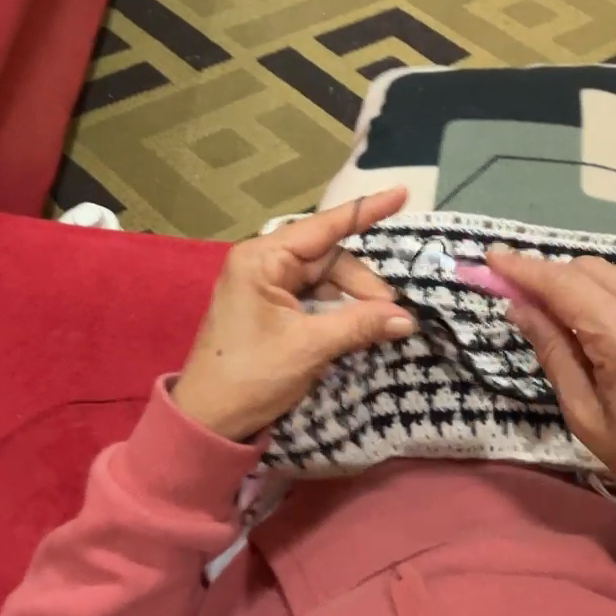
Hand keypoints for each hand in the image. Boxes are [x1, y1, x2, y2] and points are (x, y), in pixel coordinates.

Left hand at [172, 189, 416, 440]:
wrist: (208, 422)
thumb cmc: (250, 376)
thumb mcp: (309, 348)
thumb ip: (359, 324)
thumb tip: (407, 318)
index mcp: (263, 260)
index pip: (324, 227)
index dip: (366, 211)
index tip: (402, 193)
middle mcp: (263, 263)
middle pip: (329, 258)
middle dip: (362, 283)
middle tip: (393, 315)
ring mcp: (266, 285)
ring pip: (325, 279)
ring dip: (352, 300)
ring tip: (378, 326)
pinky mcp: (271, 307)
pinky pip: (314, 296)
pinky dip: (337, 310)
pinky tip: (356, 327)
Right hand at [486, 248, 615, 524]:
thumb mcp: (586, 415)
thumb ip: (553, 352)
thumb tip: (519, 308)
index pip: (562, 283)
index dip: (522, 268)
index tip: (490, 257)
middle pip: (585, 267)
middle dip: (549, 276)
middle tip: (521, 298)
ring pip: (612, 272)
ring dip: (579, 284)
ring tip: (561, 317)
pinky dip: (609, 292)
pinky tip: (602, 323)